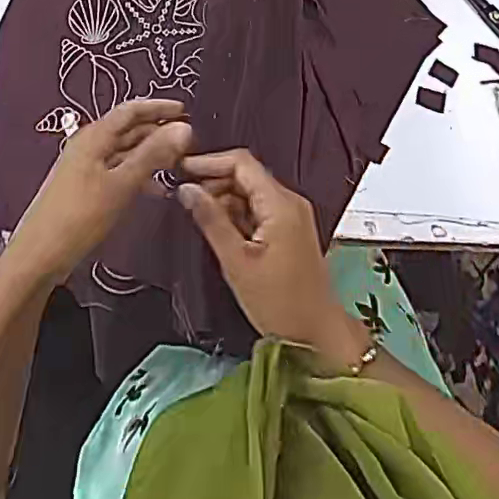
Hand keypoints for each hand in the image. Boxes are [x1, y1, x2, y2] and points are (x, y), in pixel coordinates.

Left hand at [0, 99, 192, 288]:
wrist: (39, 256)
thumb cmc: (80, 216)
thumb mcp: (121, 184)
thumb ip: (152, 154)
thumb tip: (183, 127)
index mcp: (94, 137)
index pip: (130, 110)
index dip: (158, 107)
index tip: (185, 109)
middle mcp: (89, 146)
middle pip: (128, 129)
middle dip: (158, 131)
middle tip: (188, 141)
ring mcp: (86, 167)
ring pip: (125, 151)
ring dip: (151, 154)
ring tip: (179, 164)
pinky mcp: (87, 188)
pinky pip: (118, 171)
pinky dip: (139, 174)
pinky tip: (157, 189)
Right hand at [177, 149, 370, 369]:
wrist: (316, 336)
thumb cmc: (279, 303)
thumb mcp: (236, 260)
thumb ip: (211, 219)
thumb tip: (187, 190)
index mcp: (280, 204)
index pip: (241, 162)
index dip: (208, 162)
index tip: (181, 169)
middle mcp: (290, 202)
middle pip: (246, 174)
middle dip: (214, 182)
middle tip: (186, 198)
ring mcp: (292, 215)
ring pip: (250, 192)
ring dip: (224, 199)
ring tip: (199, 217)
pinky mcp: (290, 229)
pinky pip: (258, 209)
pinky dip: (237, 214)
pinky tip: (220, 231)